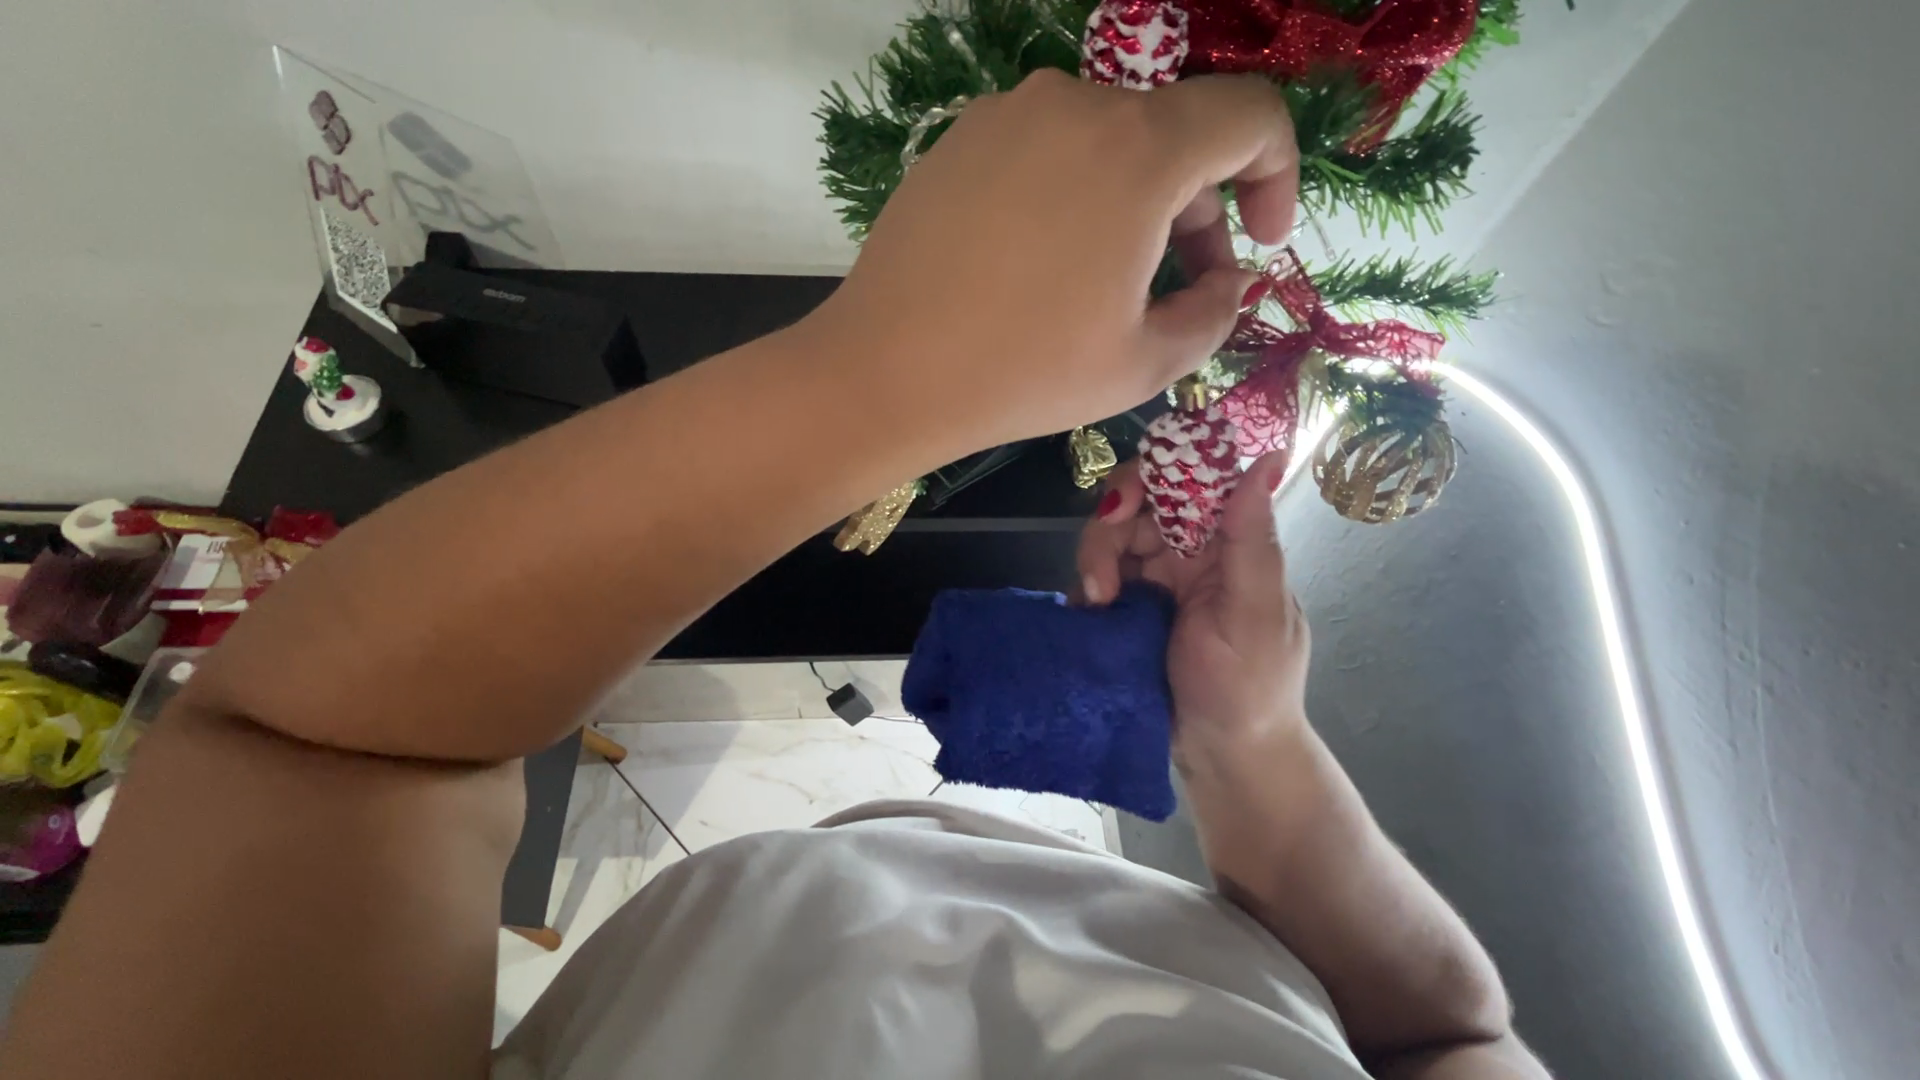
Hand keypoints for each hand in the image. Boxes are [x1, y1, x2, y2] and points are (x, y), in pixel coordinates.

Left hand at [807, 69, 1296, 454]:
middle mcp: (1074, 103)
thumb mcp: (1144, 364)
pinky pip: (1046, 150)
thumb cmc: (1023, 373)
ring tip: (1104, 286)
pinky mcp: (958, 138)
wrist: (885, 372)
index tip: (1261, 242)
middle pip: (1175, 134)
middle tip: (1179, 291)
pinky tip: (1041, 264)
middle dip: (1198, 210)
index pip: (1250, 114)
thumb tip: (1231, 282)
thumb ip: (1216, 314)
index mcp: (1138, 149)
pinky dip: (1071, 194)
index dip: (1277, 174)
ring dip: (1133, 203)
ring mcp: (1007, 114)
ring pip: (1107, 142)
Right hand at [1076, 452, 1309, 764]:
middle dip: (1107, 535)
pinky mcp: (1131, 606)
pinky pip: (1097, 577)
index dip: (1147, 477)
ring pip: (1110, 539)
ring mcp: (1159, 578)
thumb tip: (1268, 456)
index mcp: (1230, 540)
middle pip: (1135, 506)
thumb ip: (1251, 536)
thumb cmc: (1250, 688)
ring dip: (1092, 565)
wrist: (1225, 757)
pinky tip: (1088, 618)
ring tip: (1098, 610)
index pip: (1184, 478)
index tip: (1118, 508)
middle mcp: (1193, 550)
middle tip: (1100, 588)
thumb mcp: (1254, 612)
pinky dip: (1085, 590)